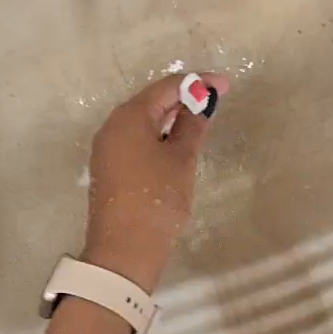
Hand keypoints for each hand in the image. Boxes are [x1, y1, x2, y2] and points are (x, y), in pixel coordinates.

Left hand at [82, 72, 228, 290]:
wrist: (125, 250)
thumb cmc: (157, 200)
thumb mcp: (181, 160)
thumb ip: (192, 126)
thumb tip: (202, 101)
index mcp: (128, 117)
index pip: (166, 87)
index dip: (197, 83)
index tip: (224, 85)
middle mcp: (112, 127)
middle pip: (151, 102)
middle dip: (183, 98)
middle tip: (214, 100)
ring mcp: (108, 150)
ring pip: (143, 123)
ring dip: (170, 118)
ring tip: (199, 121)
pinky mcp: (110, 170)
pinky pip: (136, 141)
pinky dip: (158, 136)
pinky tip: (176, 145)